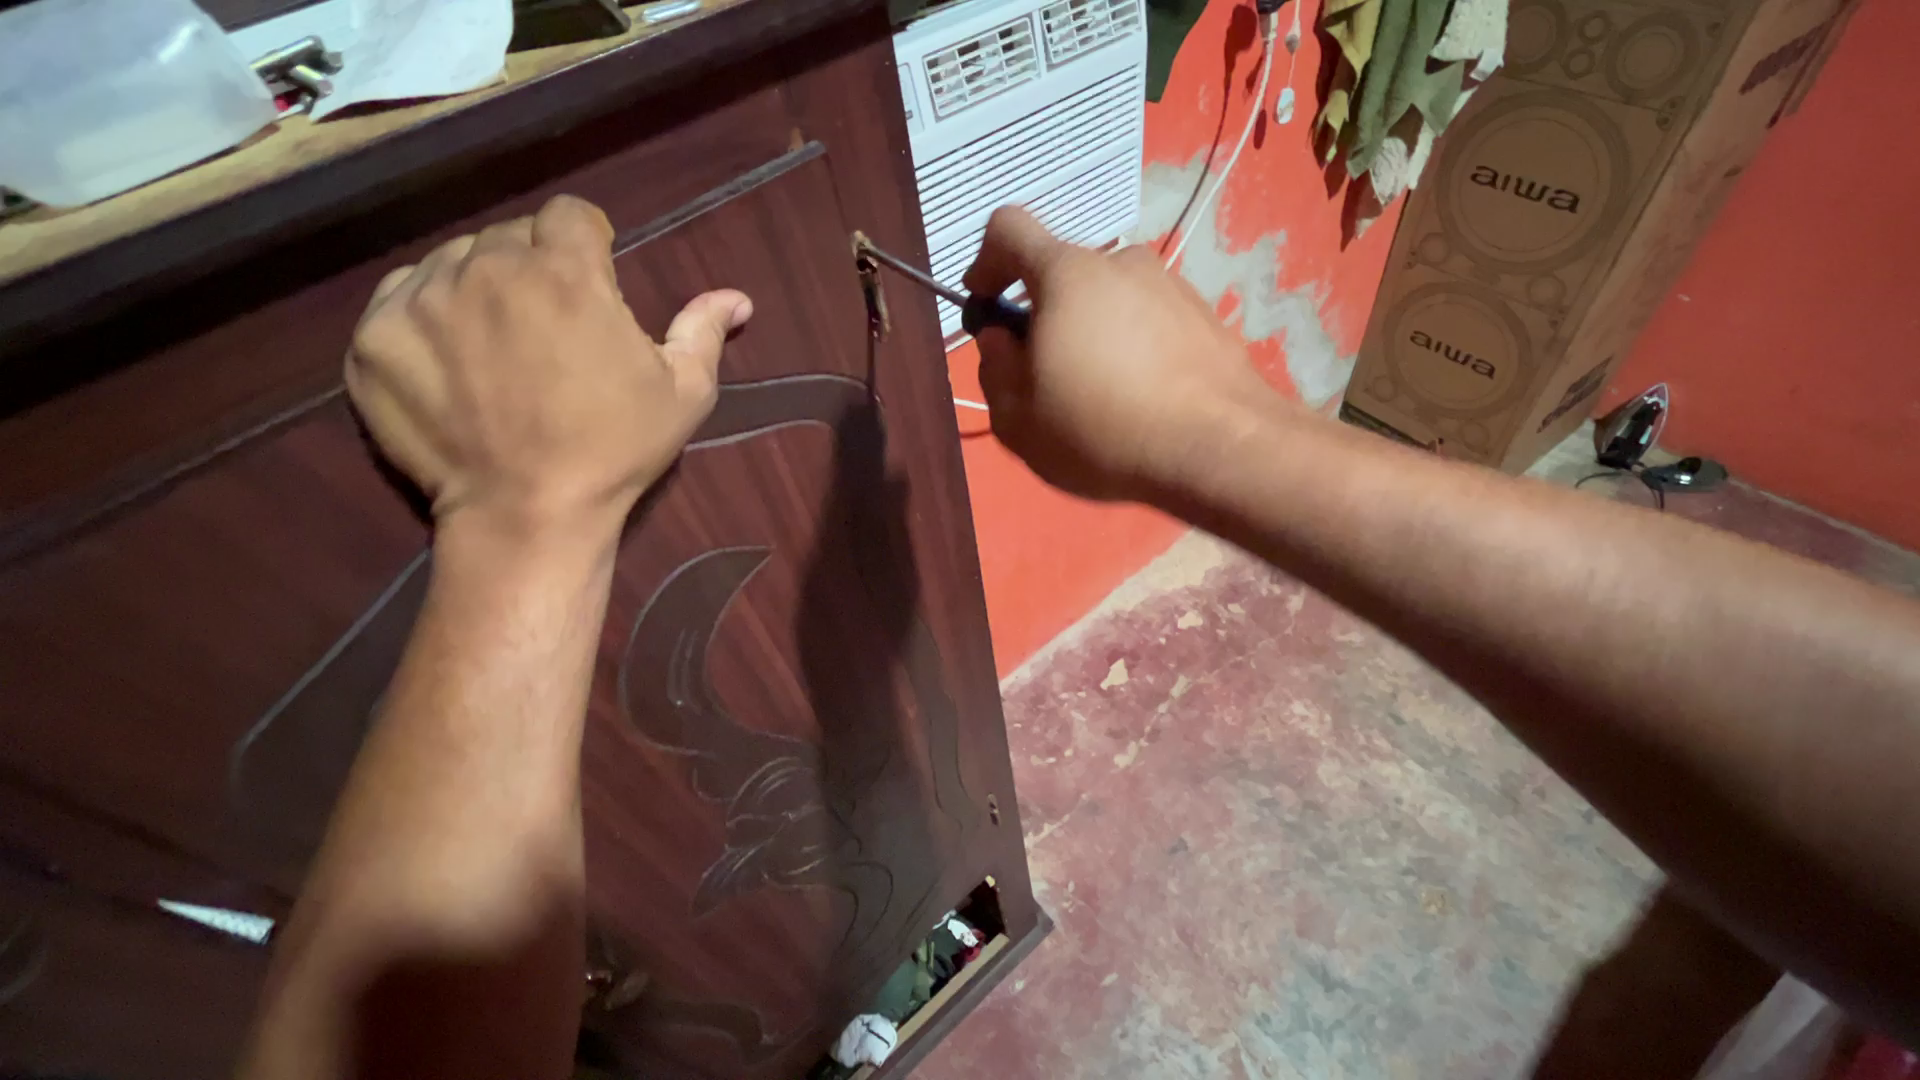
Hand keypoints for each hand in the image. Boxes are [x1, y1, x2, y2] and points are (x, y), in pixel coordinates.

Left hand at [346, 195, 751, 541]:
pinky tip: (451, 362)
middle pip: (511, 238)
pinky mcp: (376, 336)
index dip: (588, 244)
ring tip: (497, 347)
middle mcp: (488, 266)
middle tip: (547, 326)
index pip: (572, 216)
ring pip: (453, 263)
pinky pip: (401, 298)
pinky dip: (426, 317)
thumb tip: (739, 298)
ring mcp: (424, 299)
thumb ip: (703, 332)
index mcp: (566, 271)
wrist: (528, 513)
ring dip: (479, 288)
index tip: (593, 284)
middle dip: (534, 269)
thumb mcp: (683, 394)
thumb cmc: (616, 450)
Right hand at [963, 207, 1288, 502]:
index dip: (985, 261)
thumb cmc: (1102, 432)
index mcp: (1067, 275)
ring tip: (1102, 397)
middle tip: (1047, 379)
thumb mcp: (1019, 420)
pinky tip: (1144, 400)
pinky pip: (1150, 322)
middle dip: (1045, 317)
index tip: (986, 304)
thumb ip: (994, 369)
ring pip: (1110, 301)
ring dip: (1093, 335)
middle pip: (1064, 275)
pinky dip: (1135, 349)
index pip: (1008, 229)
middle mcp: (1122, 263)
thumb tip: (1002, 340)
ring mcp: (1171, 286)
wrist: (1220, 449)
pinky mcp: (1206, 317)